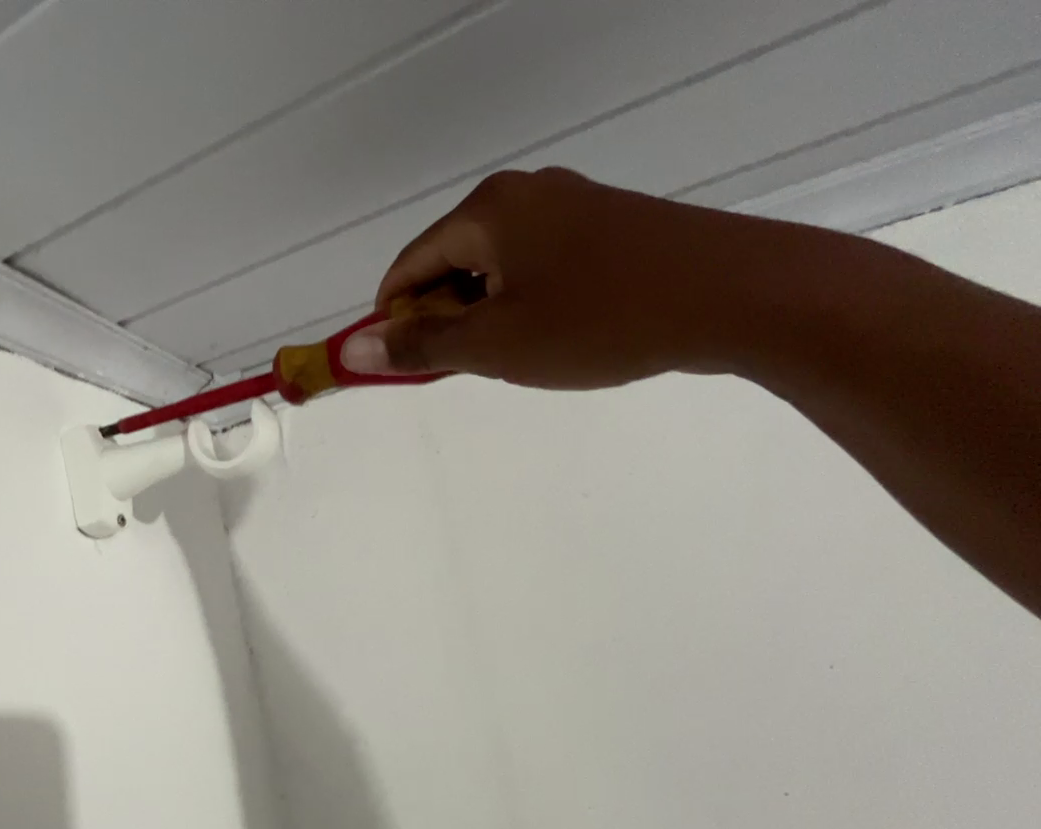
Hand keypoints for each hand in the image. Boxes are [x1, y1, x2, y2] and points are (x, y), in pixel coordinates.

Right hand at [341, 168, 796, 388]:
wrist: (745, 296)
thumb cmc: (601, 321)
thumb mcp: (494, 345)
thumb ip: (416, 347)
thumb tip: (350, 350)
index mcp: (485, 212)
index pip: (405, 270)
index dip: (393, 322)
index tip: (406, 366)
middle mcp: (523, 194)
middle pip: (448, 264)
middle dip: (446, 318)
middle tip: (472, 365)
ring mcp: (572, 204)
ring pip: (494, 268)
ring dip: (488, 314)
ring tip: (522, 354)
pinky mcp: (610, 223)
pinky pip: (539, 264)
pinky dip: (528, 302)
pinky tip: (561, 333)